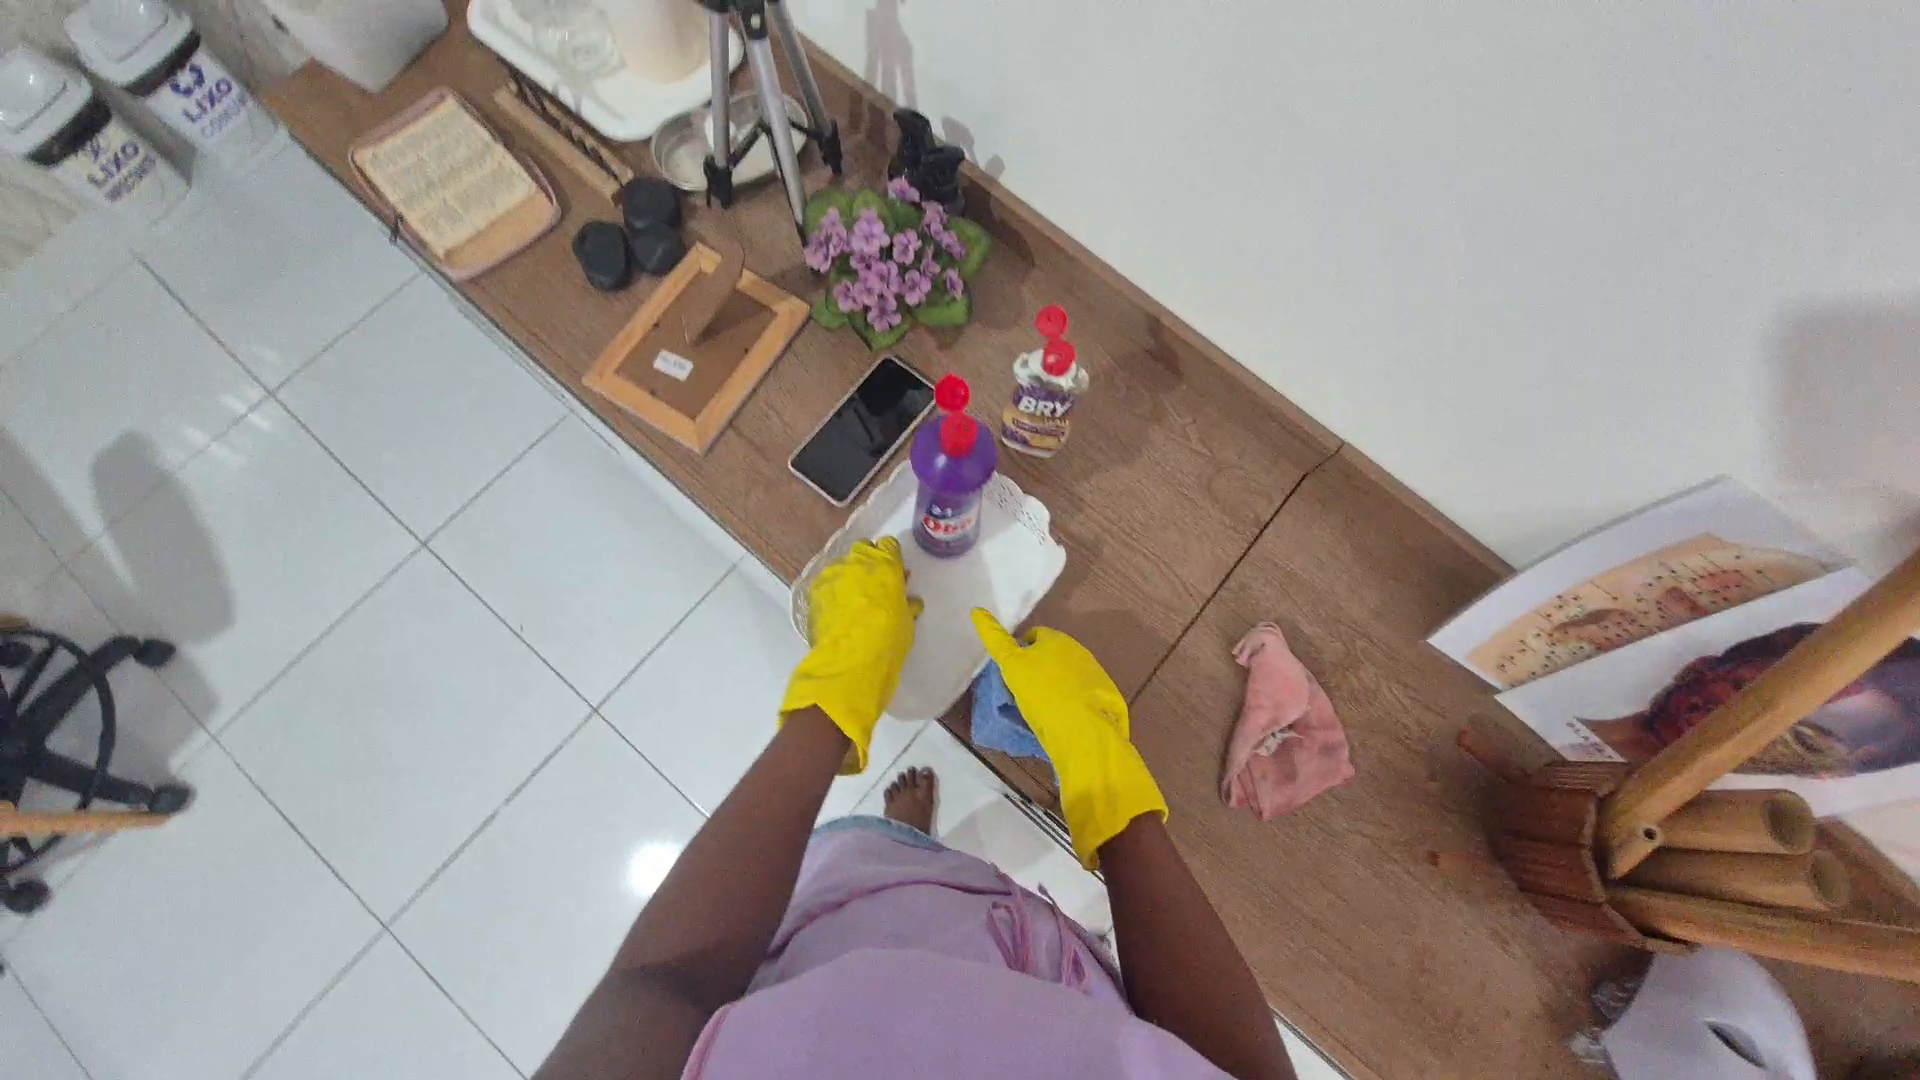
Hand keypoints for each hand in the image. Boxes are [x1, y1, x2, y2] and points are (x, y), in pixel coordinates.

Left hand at [781, 538, 921, 772]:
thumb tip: (908, 600)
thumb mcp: (906, 622)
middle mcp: (857, 562)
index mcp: (886, 566)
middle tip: (874, 586)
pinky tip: (837, 611)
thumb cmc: (888, 641)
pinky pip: (827, 584)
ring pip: (842, 566)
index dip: (891, 559)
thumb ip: (905, 604)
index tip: (893, 574)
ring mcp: (833, 575)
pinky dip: (833, 593)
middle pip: (863, 550)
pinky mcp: (815, 592)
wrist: (850, 662)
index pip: (889, 546)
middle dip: (868, 564)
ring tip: (853, 600)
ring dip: (849, 577)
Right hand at [971, 610, 1166, 868]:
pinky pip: (1083, 699)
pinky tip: (1061, 723)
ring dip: (1056, 688)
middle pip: (1054, 655)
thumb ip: (995, 640)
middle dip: (1039, 669)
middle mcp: (1081, 653)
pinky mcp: (1107, 702)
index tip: (1011, 672)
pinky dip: (1072, 706)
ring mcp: (1096, 677)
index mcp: (1058, 641)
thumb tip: (976, 610)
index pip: (1035, 635)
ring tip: (1041, 712)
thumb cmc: (1042, 694)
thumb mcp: (1012, 667)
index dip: (1021, 650)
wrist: (1083, 733)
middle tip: (1022, 693)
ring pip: (1069, 677)